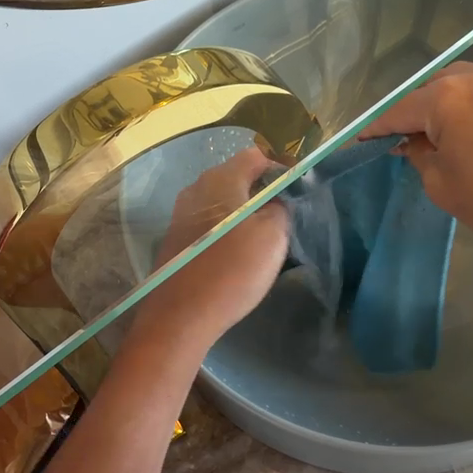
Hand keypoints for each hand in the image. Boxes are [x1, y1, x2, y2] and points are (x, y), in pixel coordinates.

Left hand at [127, 149, 290, 357]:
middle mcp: (196, 188)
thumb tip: (274, 201)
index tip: (297, 189)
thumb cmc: (232, 269)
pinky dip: (226, 229)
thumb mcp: (273, 235)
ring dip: (243, 212)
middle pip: (236, 176)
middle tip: (284, 214)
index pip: (256, 156)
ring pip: (221, 201)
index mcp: (221, 179)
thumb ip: (279, 207)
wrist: (180, 316)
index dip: (280, 167)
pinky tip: (237, 252)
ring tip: (263, 235)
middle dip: (261, 190)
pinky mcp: (175, 239)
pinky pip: (209, 223)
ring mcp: (181, 214)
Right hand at [359, 62, 472, 270]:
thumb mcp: (443, 187)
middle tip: (415, 143)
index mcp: (447, 96)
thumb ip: (420, 155)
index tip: (363, 140)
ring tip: (459, 140)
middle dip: (422, 113)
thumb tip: (415, 142)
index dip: (378, 128)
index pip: (399, 109)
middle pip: (437, 89)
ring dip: (458, 108)